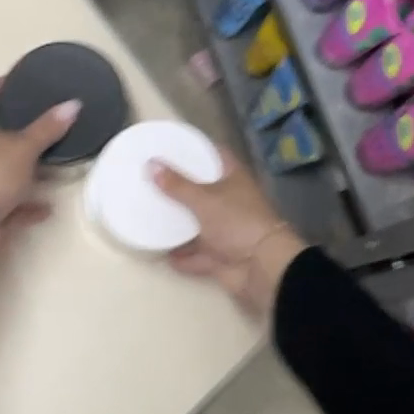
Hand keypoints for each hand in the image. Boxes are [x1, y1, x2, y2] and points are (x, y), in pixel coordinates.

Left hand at [0, 78, 79, 262]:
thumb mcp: (23, 149)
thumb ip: (48, 129)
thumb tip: (73, 104)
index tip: (17, 79)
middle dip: (17, 128)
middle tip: (45, 119)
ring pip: (2, 167)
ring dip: (25, 168)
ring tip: (53, 162)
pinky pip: (9, 201)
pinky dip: (26, 202)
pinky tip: (48, 206)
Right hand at [153, 150, 307, 317]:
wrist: (262, 267)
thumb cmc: (236, 221)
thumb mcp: (204, 199)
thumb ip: (177, 185)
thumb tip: (151, 164)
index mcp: (233, 178)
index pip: (215, 154)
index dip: (196, 148)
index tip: (170, 146)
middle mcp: (231, 200)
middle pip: (203, 190)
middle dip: (180, 189)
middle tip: (151, 181)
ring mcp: (227, 229)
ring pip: (199, 224)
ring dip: (180, 225)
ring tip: (151, 217)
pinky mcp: (221, 256)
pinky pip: (198, 254)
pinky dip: (183, 256)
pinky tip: (162, 254)